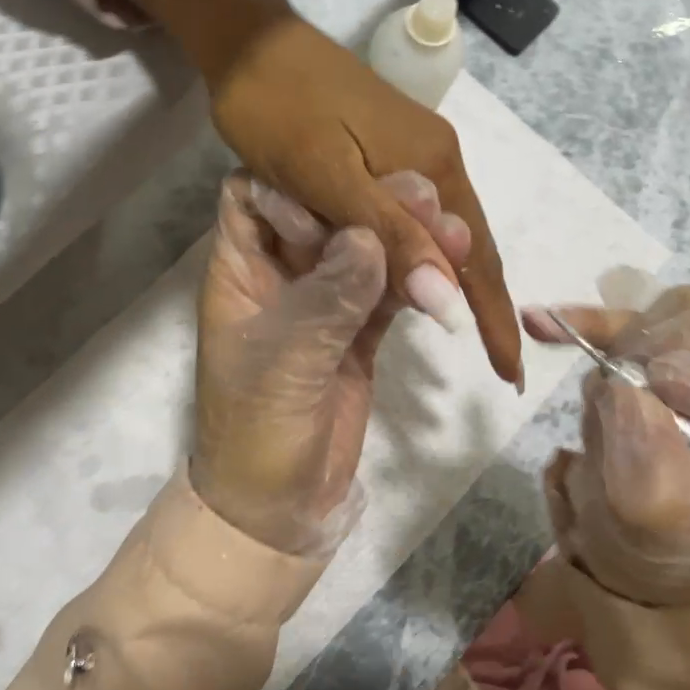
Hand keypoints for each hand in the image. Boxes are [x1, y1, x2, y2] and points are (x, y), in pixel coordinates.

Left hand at [103, 0, 521, 389]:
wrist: (246, 42)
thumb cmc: (277, 109)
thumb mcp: (327, 176)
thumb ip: (387, 235)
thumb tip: (447, 298)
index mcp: (430, 165)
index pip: (474, 255)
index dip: (491, 315)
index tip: (511, 374)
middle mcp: (432, 162)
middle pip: (462, 247)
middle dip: (481, 307)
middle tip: (501, 370)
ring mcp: (405, 161)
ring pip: (431, 237)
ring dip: (446, 287)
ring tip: (469, 343)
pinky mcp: (379, 164)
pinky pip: (403, 224)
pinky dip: (410, 260)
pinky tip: (416, 289)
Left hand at [192, 170, 469, 552]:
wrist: (277, 507)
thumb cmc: (256, 430)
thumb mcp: (284, 360)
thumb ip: (328, 298)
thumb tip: (372, 236)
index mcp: (239, 270)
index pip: (255, 197)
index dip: (295, 184)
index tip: (344, 183)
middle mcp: (279, 274)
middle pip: (322, 218)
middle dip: (367, 204)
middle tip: (422, 193)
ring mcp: (323, 301)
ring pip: (363, 253)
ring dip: (403, 241)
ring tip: (449, 226)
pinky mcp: (358, 331)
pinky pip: (388, 293)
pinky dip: (416, 282)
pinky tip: (450, 264)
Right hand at [524, 288, 689, 605]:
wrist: (638, 539)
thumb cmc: (672, 555)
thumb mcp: (668, 546)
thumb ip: (656, 483)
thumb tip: (631, 392)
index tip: (678, 396)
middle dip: (684, 349)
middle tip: (628, 384)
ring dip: (637, 341)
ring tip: (604, 394)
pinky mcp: (673, 338)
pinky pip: (635, 311)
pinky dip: (590, 321)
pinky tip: (544, 324)